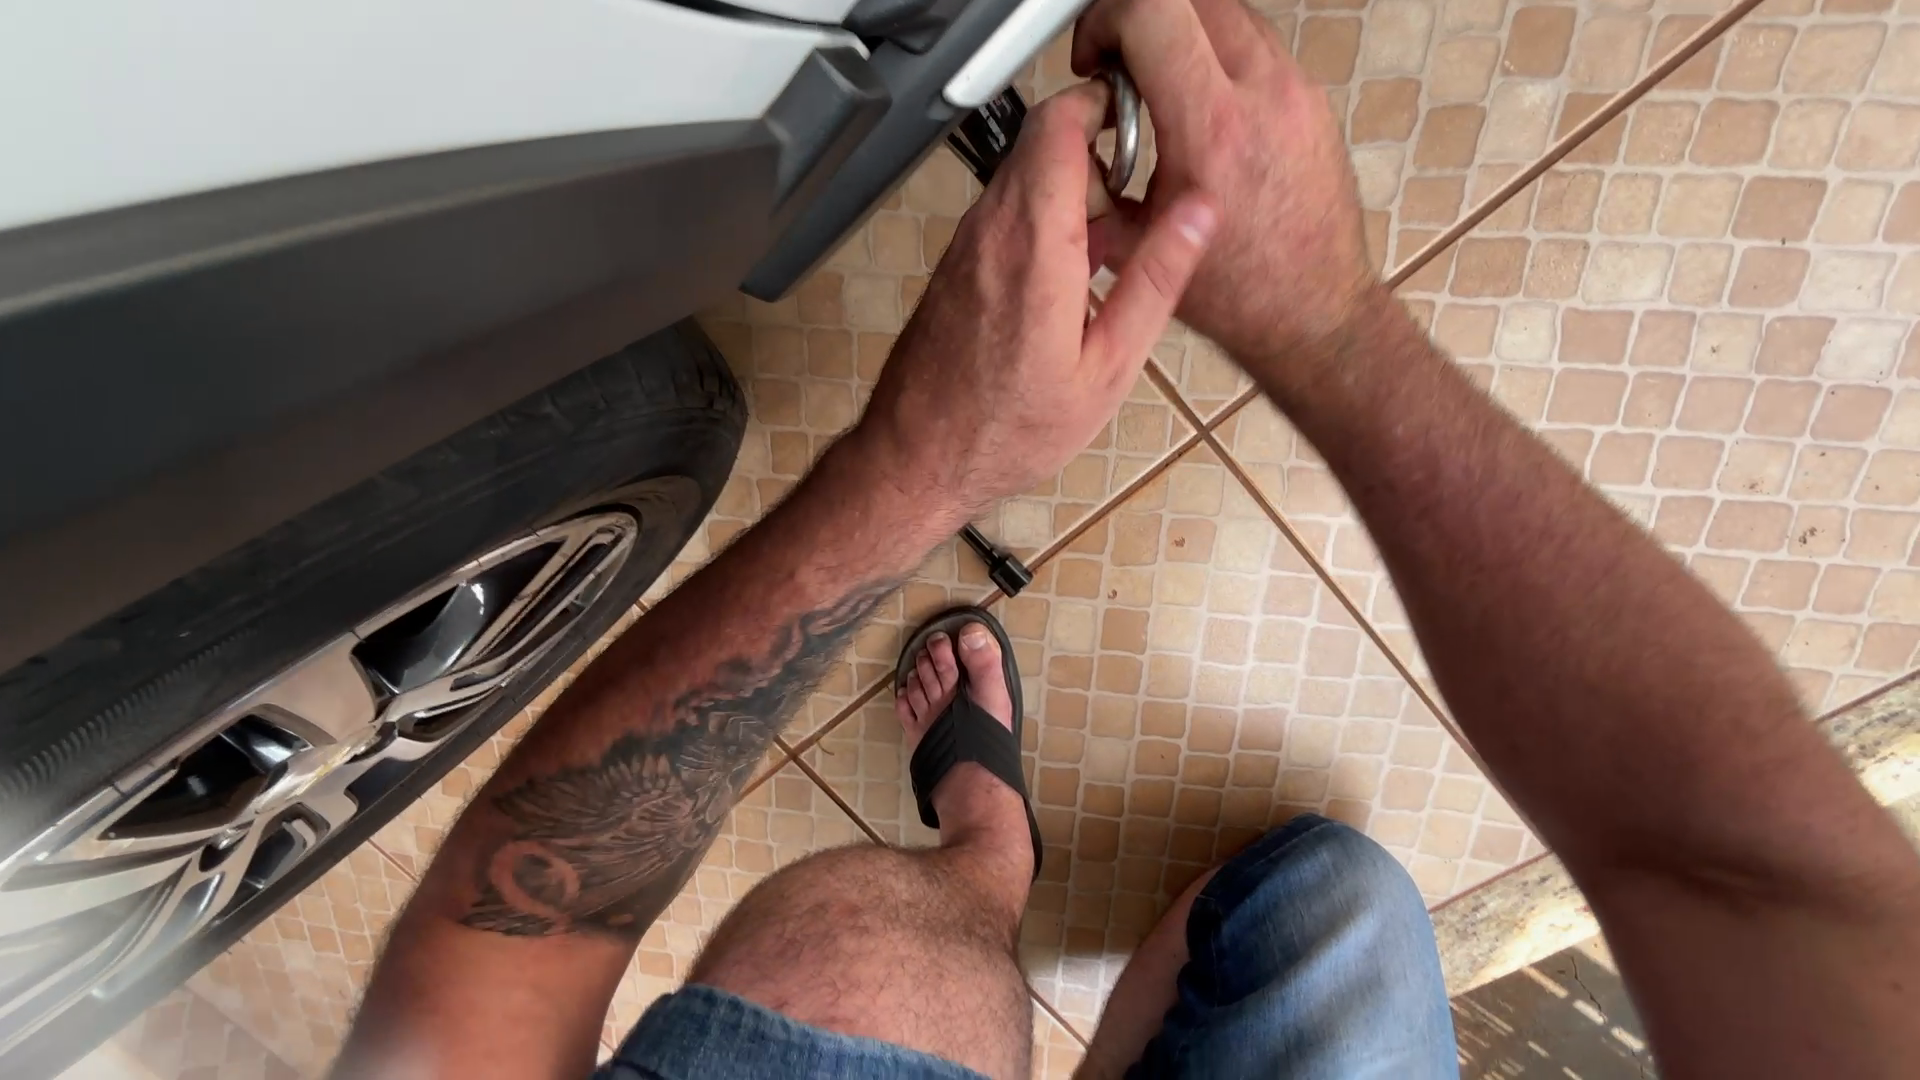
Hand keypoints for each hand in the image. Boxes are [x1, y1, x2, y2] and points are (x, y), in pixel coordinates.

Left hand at [854, 80, 1216, 520]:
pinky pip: (1002, 220)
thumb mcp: (1107, 368)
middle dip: (1095, 164)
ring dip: (1067, 202)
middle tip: (1126, 226)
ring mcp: (964, 247)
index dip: (1106, 112)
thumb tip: (1198, 213)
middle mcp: (989, 231)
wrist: (920, 459)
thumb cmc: (1010, 432)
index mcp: (1035, 245)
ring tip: (1097, 268)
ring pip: (1022, 181)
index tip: (1139, 147)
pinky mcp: (953, 268)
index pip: (1060, 121)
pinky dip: (1038, 230)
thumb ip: (1155, 280)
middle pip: (1043, 144)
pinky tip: (1060, 290)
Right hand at [1074, 0, 1376, 370]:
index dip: (1104, 19)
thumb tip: (1067, 149)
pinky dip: (1213, 55)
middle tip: (1116, 62)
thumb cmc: (1234, 292)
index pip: (1151, 12)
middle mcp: (1262, 94)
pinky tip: (1196, 108)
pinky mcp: (1311, 98)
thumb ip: (1093, 187)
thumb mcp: (1134, 247)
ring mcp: (1296, 89)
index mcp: (1211, 131)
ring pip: (1225, 9)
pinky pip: (1254, 44)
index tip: (1093, 56)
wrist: (1308, 310)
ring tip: (1155, 89)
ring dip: (1178, 31)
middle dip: (1138, 16)